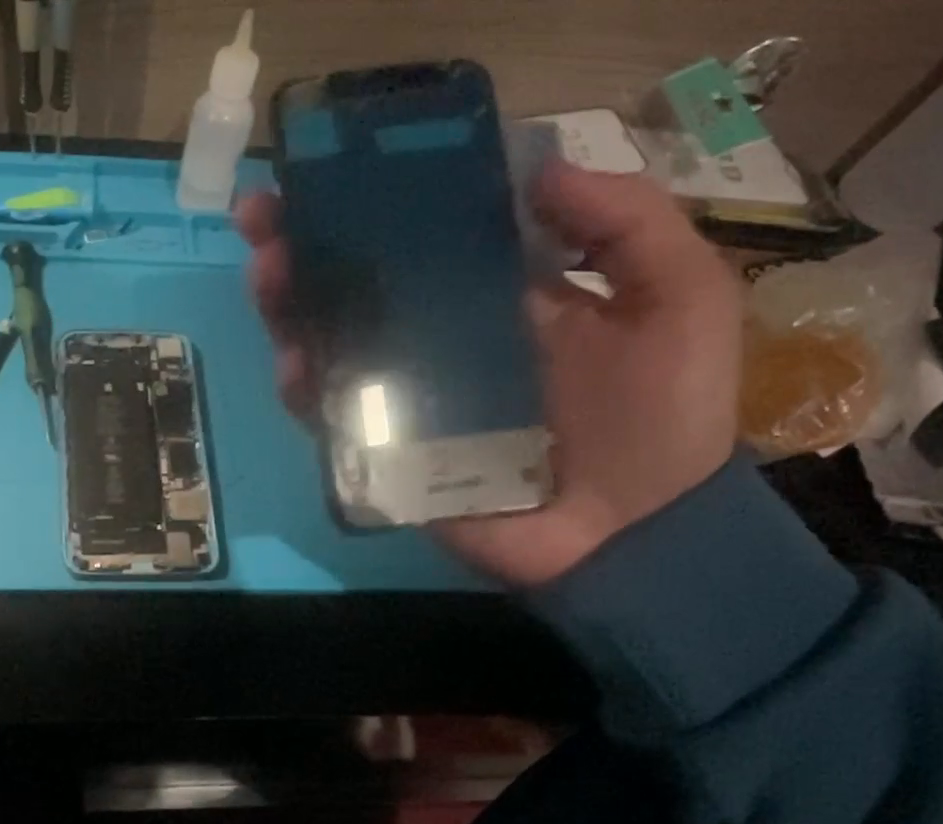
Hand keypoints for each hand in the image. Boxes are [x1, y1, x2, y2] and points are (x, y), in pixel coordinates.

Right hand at [237, 161, 743, 586]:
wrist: (637, 536)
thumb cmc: (662, 419)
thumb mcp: (679, 299)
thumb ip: (627, 223)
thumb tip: (537, 170)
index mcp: (499, 297)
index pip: (424, 239)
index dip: (378, 202)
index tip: (332, 167)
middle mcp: (442, 340)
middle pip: (359, 286)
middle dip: (306, 247)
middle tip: (264, 217)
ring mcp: (407, 398)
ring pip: (332, 344)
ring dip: (289, 307)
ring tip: (265, 273)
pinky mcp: (388, 453)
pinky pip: (334, 418)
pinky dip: (306, 390)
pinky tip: (293, 362)